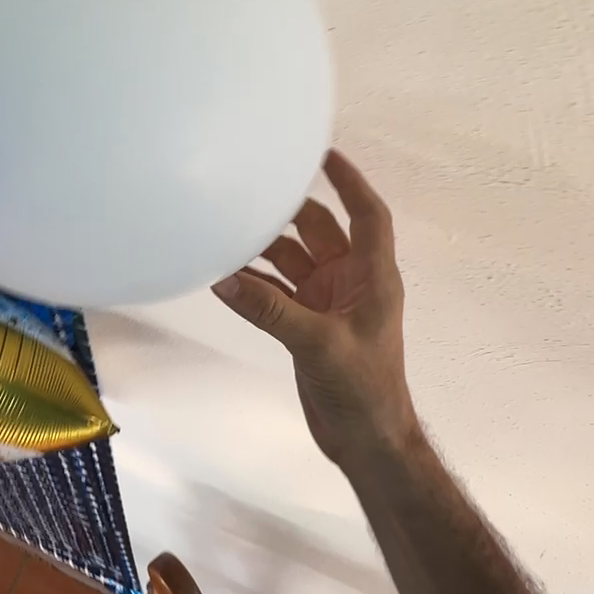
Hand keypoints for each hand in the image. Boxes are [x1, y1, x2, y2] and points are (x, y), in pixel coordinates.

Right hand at [213, 150, 418, 463]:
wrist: (366, 442)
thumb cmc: (364, 392)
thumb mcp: (319, 345)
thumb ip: (270, 310)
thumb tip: (222, 278)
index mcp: (372, 277)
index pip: (367, 215)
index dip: (350, 181)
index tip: (324, 151)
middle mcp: (348, 280)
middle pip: (316, 229)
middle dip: (284, 212)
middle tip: (248, 191)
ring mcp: (324, 300)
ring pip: (288, 258)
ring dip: (259, 249)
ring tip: (223, 235)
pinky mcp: (303, 321)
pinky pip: (272, 288)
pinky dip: (250, 281)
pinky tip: (222, 276)